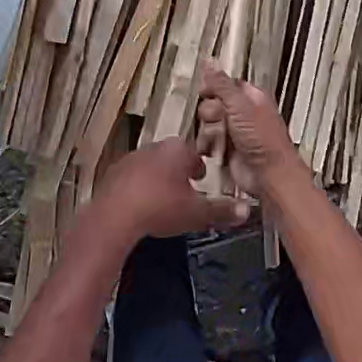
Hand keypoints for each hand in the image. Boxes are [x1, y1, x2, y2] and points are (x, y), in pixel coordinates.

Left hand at [94, 138, 249, 242]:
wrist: (116, 214)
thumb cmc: (162, 206)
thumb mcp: (197, 213)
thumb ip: (222, 211)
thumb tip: (246, 210)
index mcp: (177, 150)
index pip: (195, 153)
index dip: (200, 167)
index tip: (203, 179)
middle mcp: (154, 147)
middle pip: (172, 157)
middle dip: (179, 172)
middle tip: (187, 191)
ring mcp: (131, 157)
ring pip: (151, 165)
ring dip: (159, 179)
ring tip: (165, 200)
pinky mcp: (114, 171)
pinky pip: (133, 177)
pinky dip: (140, 187)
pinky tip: (143, 205)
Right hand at [197, 59, 307, 196]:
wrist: (268, 176)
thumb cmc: (263, 140)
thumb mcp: (239, 106)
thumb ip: (221, 84)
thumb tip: (209, 61)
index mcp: (251, 97)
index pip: (224, 84)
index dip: (212, 88)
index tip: (205, 92)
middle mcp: (242, 113)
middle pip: (212, 103)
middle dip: (210, 113)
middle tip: (218, 120)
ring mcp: (234, 131)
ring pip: (207, 123)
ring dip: (208, 131)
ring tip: (218, 139)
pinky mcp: (227, 148)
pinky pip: (207, 140)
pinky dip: (207, 144)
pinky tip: (212, 149)